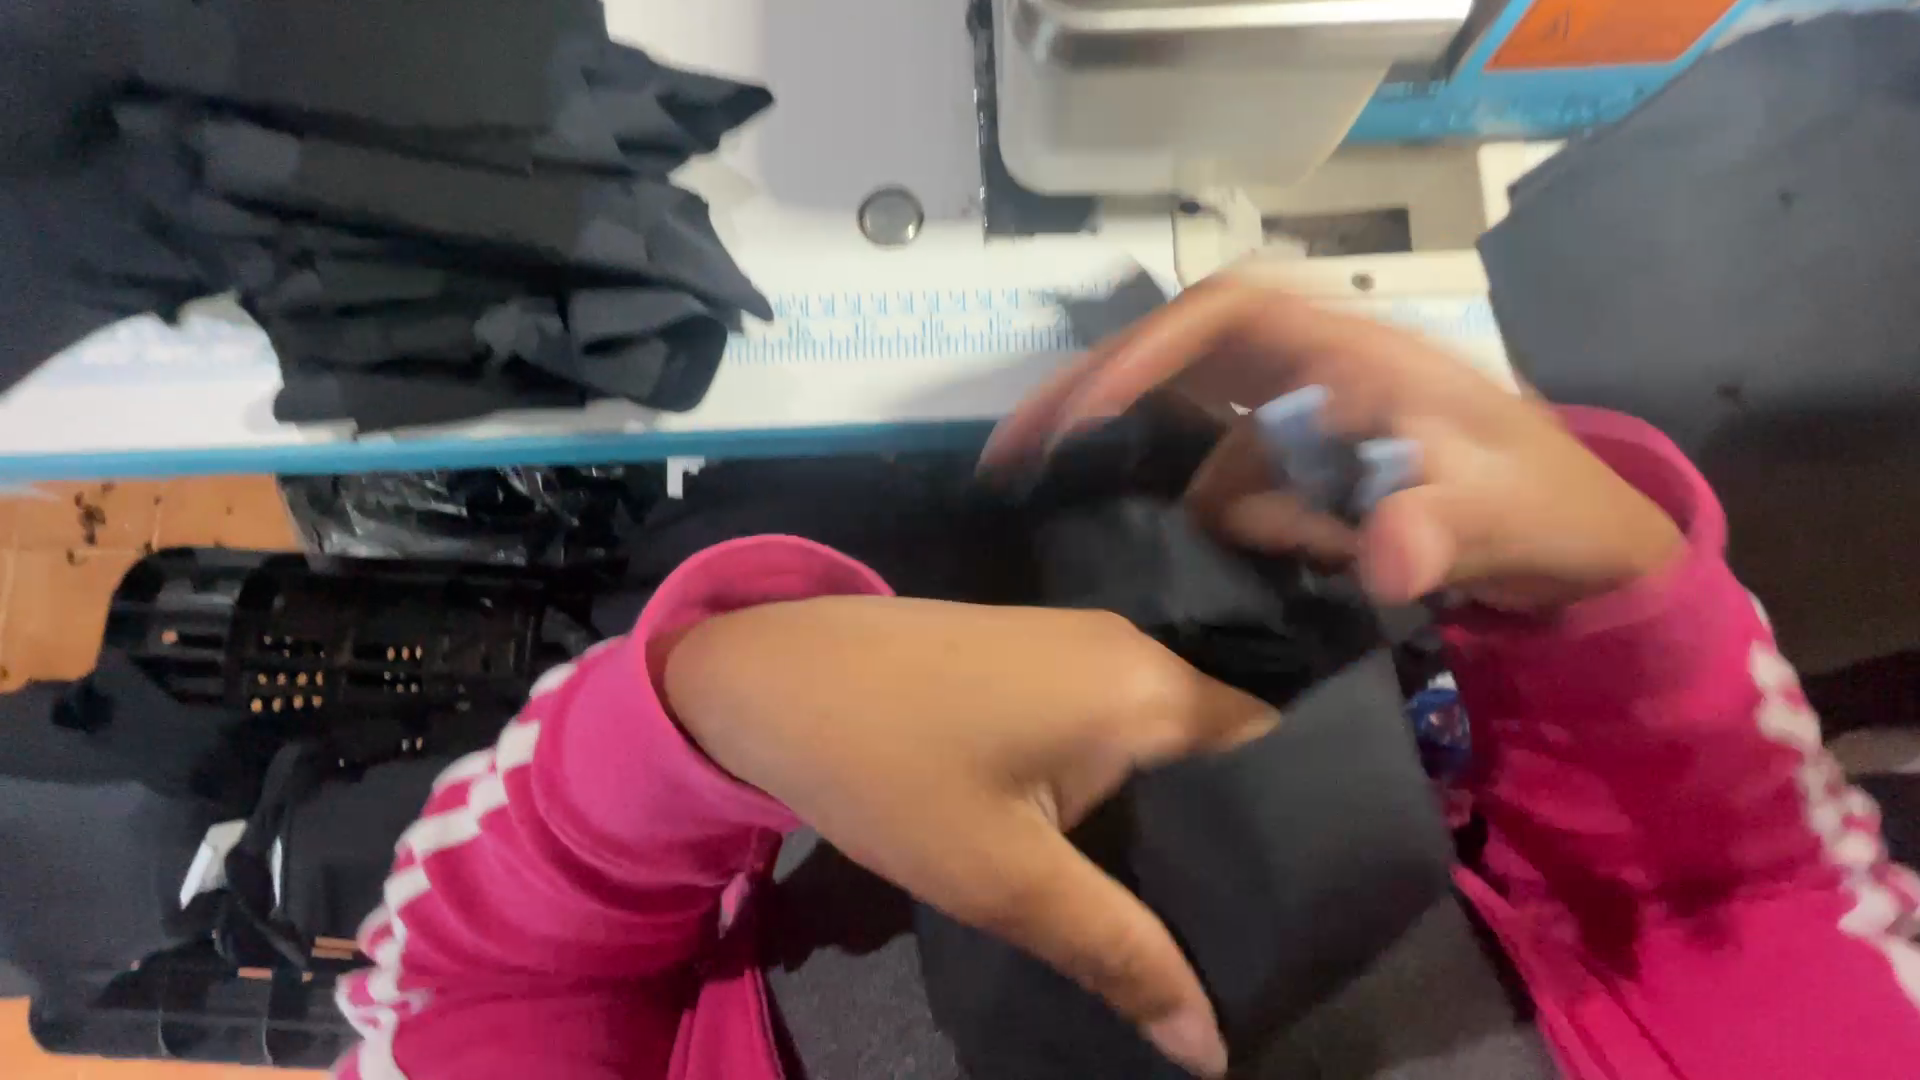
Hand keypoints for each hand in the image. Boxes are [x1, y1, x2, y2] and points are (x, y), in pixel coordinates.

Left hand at [665, 596, 1275, 1076]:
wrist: (779, 673)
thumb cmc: (893, 769)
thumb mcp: (1004, 877)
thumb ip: (1119, 952)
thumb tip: (1211, 1046)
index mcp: (1148, 690)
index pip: (1271, 751)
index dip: (1292, 830)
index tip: (1300, 908)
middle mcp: (1130, 649)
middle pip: (1221, 742)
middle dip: (1227, 829)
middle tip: (1239, 921)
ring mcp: (1080, 639)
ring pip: (1161, 727)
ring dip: (1168, 800)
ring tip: (1179, 888)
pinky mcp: (1037, 646)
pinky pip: (1112, 708)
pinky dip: (1121, 766)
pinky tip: (1106, 822)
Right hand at [980, 276, 1683, 610]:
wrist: (1562, 539)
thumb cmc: (1536, 503)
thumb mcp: (1499, 511)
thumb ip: (1444, 523)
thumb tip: (1387, 560)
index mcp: (1342, 350)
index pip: (1223, 316)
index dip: (1146, 350)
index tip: (1086, 408)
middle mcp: (1297, 370)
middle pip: (1168, 355)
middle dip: (1088, 392)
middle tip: (1013, 446)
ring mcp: (1282, 415)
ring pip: (1173, 413)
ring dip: (1106, 447)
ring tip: (1034, 489)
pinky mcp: (1279, 461)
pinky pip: (1201, 468)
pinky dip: (1159, 495)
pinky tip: (1120, 530)